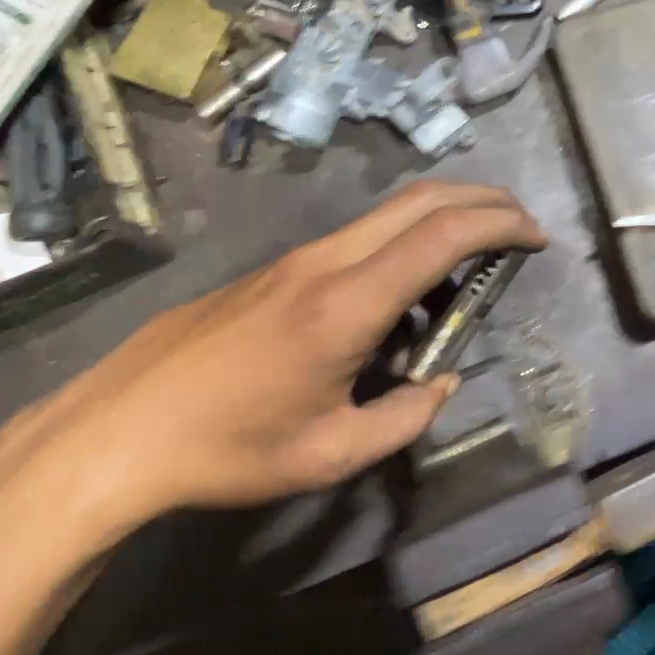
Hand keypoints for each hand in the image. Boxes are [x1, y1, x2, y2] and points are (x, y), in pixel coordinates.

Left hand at [30, 181, 546, 528]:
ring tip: (471, 268)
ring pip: (389, 213)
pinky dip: (404, 243)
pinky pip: (358, 238)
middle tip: (521, 224)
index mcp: (348, 304)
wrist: (115, 432)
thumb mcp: (331, 455)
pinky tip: (403, 295)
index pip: (443, 235)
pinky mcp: (276, 268)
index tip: (538, 236)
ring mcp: (296, 257)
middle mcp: (327, 261)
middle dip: (484, 199)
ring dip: (444, 221)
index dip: (502, 225)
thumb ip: (404, 417)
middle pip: (422, 199)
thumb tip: (440, 383)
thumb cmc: (227, 450)